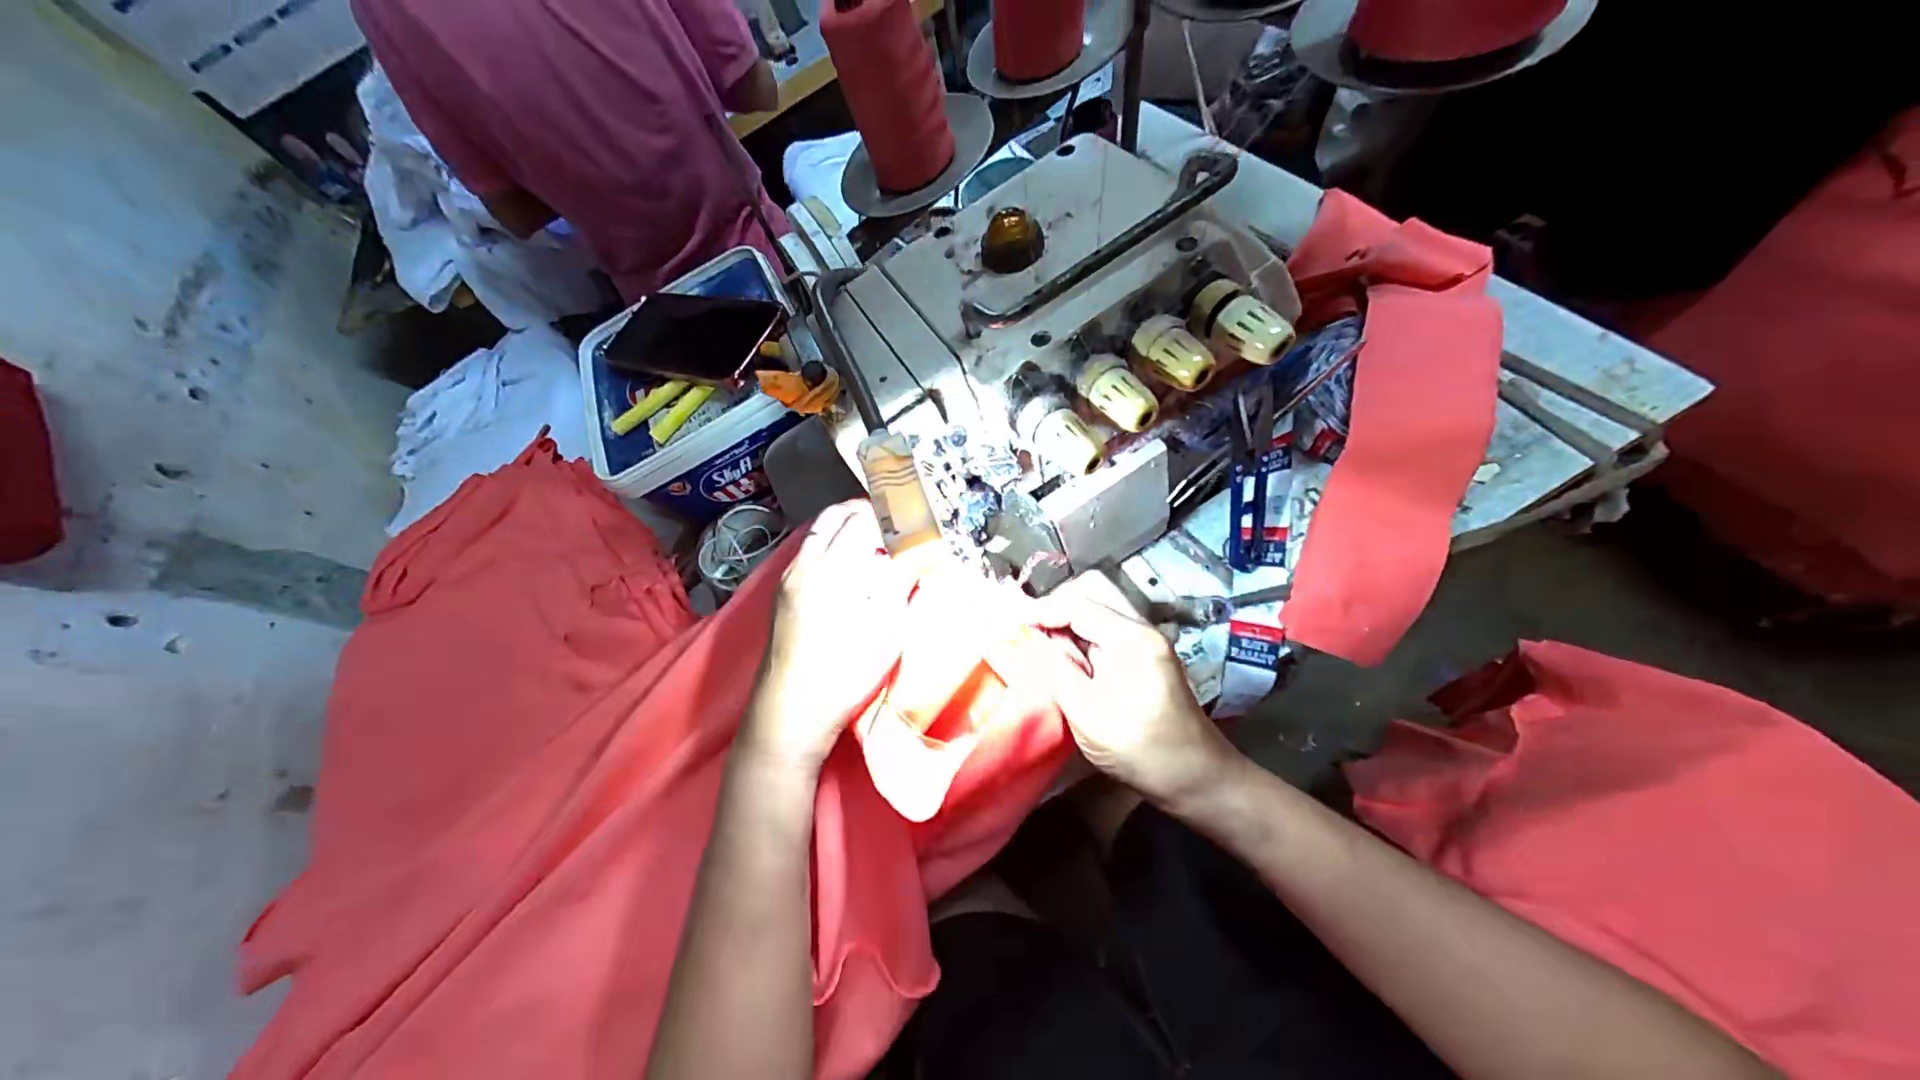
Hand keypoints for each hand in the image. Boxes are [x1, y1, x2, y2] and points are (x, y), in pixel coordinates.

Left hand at [740, 500, 916, 772]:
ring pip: (819, 533)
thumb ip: (901, 580)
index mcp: (834, 566)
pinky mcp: (783, 596)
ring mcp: (789, 578)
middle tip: (893, 524)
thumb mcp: (889, 627)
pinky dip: (831, 547)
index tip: (913, 517)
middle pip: (835, 516)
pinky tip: (849, 571)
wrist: (792, 711)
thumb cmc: (846, 672)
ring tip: (874, 545)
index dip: (892, 513)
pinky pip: (809, 553)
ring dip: (845, 528)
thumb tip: (917, 550)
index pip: (864, 517)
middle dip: (865, 512)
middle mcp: (806, 563)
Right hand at [1034, 587, 1240, 806]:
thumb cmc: (1140, 749)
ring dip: (1067, 627)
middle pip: (1091, 598)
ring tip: (1040, 652)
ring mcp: (1147, 645)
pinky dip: (1082, 642)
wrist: (1197, 780)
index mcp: (1132, 637)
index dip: (1041, 612)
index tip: (1011, 628)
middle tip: (1026, 635)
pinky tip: (1066, 665)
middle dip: (1054, 612)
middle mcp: (1143, 631)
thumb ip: (1050, 670)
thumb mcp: (1085, 711)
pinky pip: (1107, 636)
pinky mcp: (1146, 661)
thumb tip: (1016, 641)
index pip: (1078, 604)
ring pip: (1098, 616)